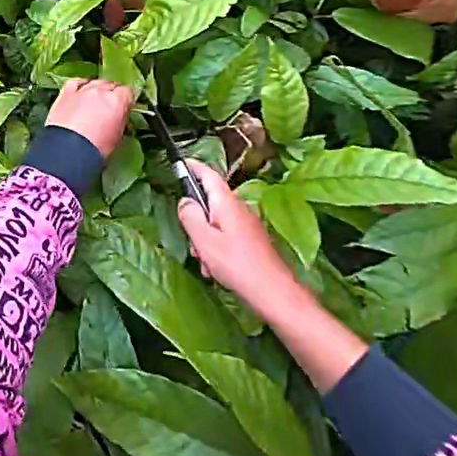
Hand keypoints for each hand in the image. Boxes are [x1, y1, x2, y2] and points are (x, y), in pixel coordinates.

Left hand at [44, 78, 134, 157]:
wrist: (68, 150)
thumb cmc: (96, 148)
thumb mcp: (117, 136)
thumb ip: (120, 119)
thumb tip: (120, 114)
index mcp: (117, 101)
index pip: (127, 92)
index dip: (127, 98)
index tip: (125, 104)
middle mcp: (100, 91)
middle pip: (110, 85)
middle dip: (112, 93)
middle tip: (110, 104)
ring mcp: (81, 91)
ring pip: (93, 82)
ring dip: (97, 88)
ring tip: (95, 98)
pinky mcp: (65, 94)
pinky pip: (74, 83)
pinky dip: (79, 85)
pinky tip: (80, 90)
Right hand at [173, 162, 306, 321]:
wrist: (275, 294)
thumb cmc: (238, 265)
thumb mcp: (203, 239)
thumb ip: (189, 215)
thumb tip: (185, 201)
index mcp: (227, 203)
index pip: (208, 175)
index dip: (193, 167)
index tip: (181, 162)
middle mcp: (240, 209)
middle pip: (209, 202)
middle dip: (195, 219)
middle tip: (191, 240)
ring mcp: (248, 224)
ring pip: (216, 222)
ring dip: (205, 238)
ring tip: (205, 261)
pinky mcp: (252, 240)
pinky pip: (226, 235)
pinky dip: (216, 248)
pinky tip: (216, 268)